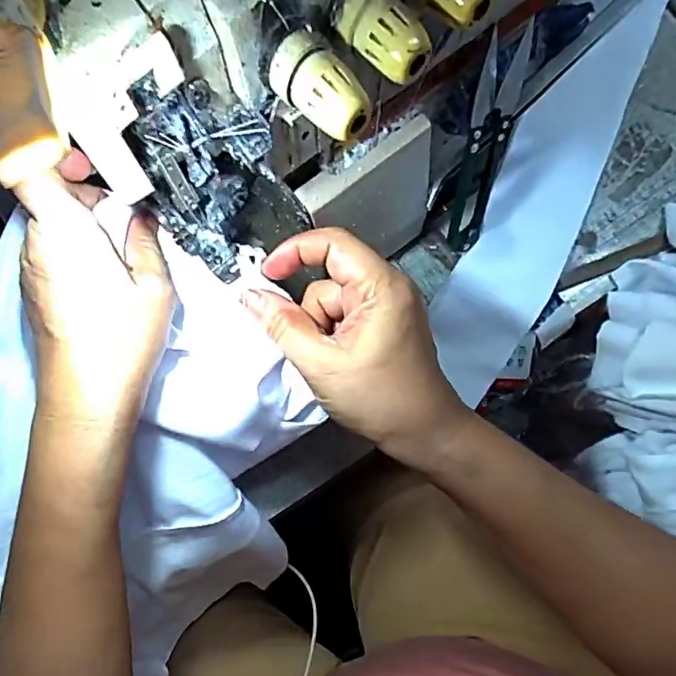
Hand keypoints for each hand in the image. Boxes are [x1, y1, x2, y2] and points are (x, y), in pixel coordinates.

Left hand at [14, 152, 175, 430]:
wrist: (85, 400)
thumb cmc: (118, 347)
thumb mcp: (155, 288)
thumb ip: (147, 240)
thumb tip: (141, 218)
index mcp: (63, 230)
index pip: (26, 162)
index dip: (47, 143)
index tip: (82, 150)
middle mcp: (36, 243)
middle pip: (50, 190)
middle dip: (89, 193)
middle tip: (127, 217)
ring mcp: (31, 267)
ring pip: (53, 221)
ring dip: (86, 224)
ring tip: (123, 254)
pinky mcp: (35, 289)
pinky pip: (53, 249)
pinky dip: (78, 249)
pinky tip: (108, 278)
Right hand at [241, 228, 469, 460]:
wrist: (423, 432)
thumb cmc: (382, 400)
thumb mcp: (321, 364)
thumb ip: (283, 326)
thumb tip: (253, 297)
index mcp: (381, 287)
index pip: (332, 243)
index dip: (294, 252)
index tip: (267, 273)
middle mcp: (389, 288)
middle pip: (328, 280)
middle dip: (310, 315)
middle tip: (316, 351)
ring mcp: (389, 307)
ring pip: (332, 303)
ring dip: (320, 331)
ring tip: (334, 364)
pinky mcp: (386, 325)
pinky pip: (344, 318)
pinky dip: (332, 338)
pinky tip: (341, 365)